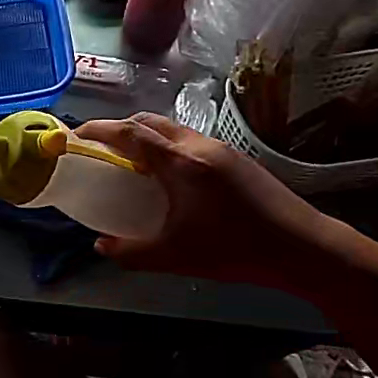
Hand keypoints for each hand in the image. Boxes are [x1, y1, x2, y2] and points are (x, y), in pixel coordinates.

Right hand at [73, 113, 333, 288]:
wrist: (301, 245)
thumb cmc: (234, 249)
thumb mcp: (176, 256)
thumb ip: (132, 252)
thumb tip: (101, 246)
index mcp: (180, 162)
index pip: (130, 133)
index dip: (99, 130)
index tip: (77, 136)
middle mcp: (198, 145)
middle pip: (150, 121)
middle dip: (120, 129)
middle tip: (101, 150)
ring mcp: (220, 147)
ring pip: (172, 129)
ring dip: (146, 136)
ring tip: (132, 163)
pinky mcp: (234, 157)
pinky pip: (189, 140)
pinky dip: (167, 146)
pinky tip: (169, 176)